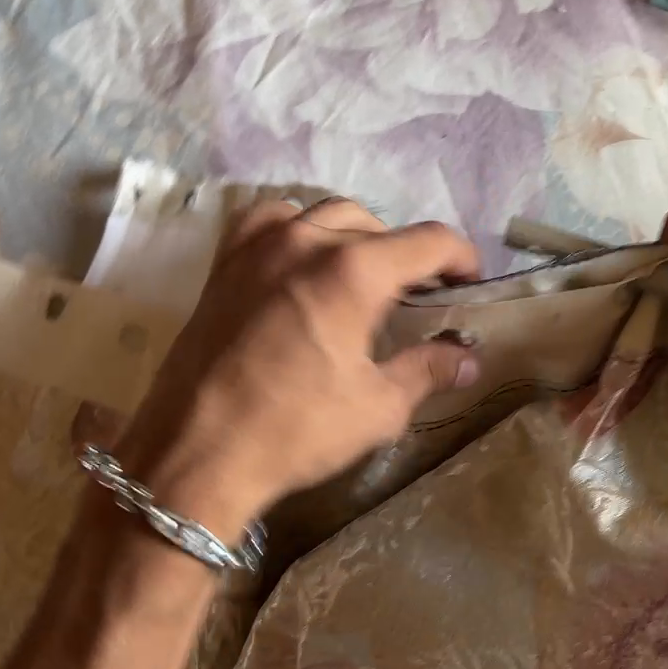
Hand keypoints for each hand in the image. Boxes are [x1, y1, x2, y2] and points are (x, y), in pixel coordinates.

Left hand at [110, 198, 480, 538]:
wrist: (196, 453)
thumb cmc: (296, 430)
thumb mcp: (379, 406)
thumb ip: (428, 370)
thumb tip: (469, 359)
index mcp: (354, 272)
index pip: (428, 241)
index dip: (462, 256)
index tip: (471, 280)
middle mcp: (307, 242)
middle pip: (379, 225)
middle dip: (409, 253)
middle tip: (421, 292)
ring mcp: (259, 247)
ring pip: (325, 215)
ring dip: (357, 236)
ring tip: (365, 274)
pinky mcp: (225, 264)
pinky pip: (271, 221)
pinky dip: (299, 230)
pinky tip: (302, 261)